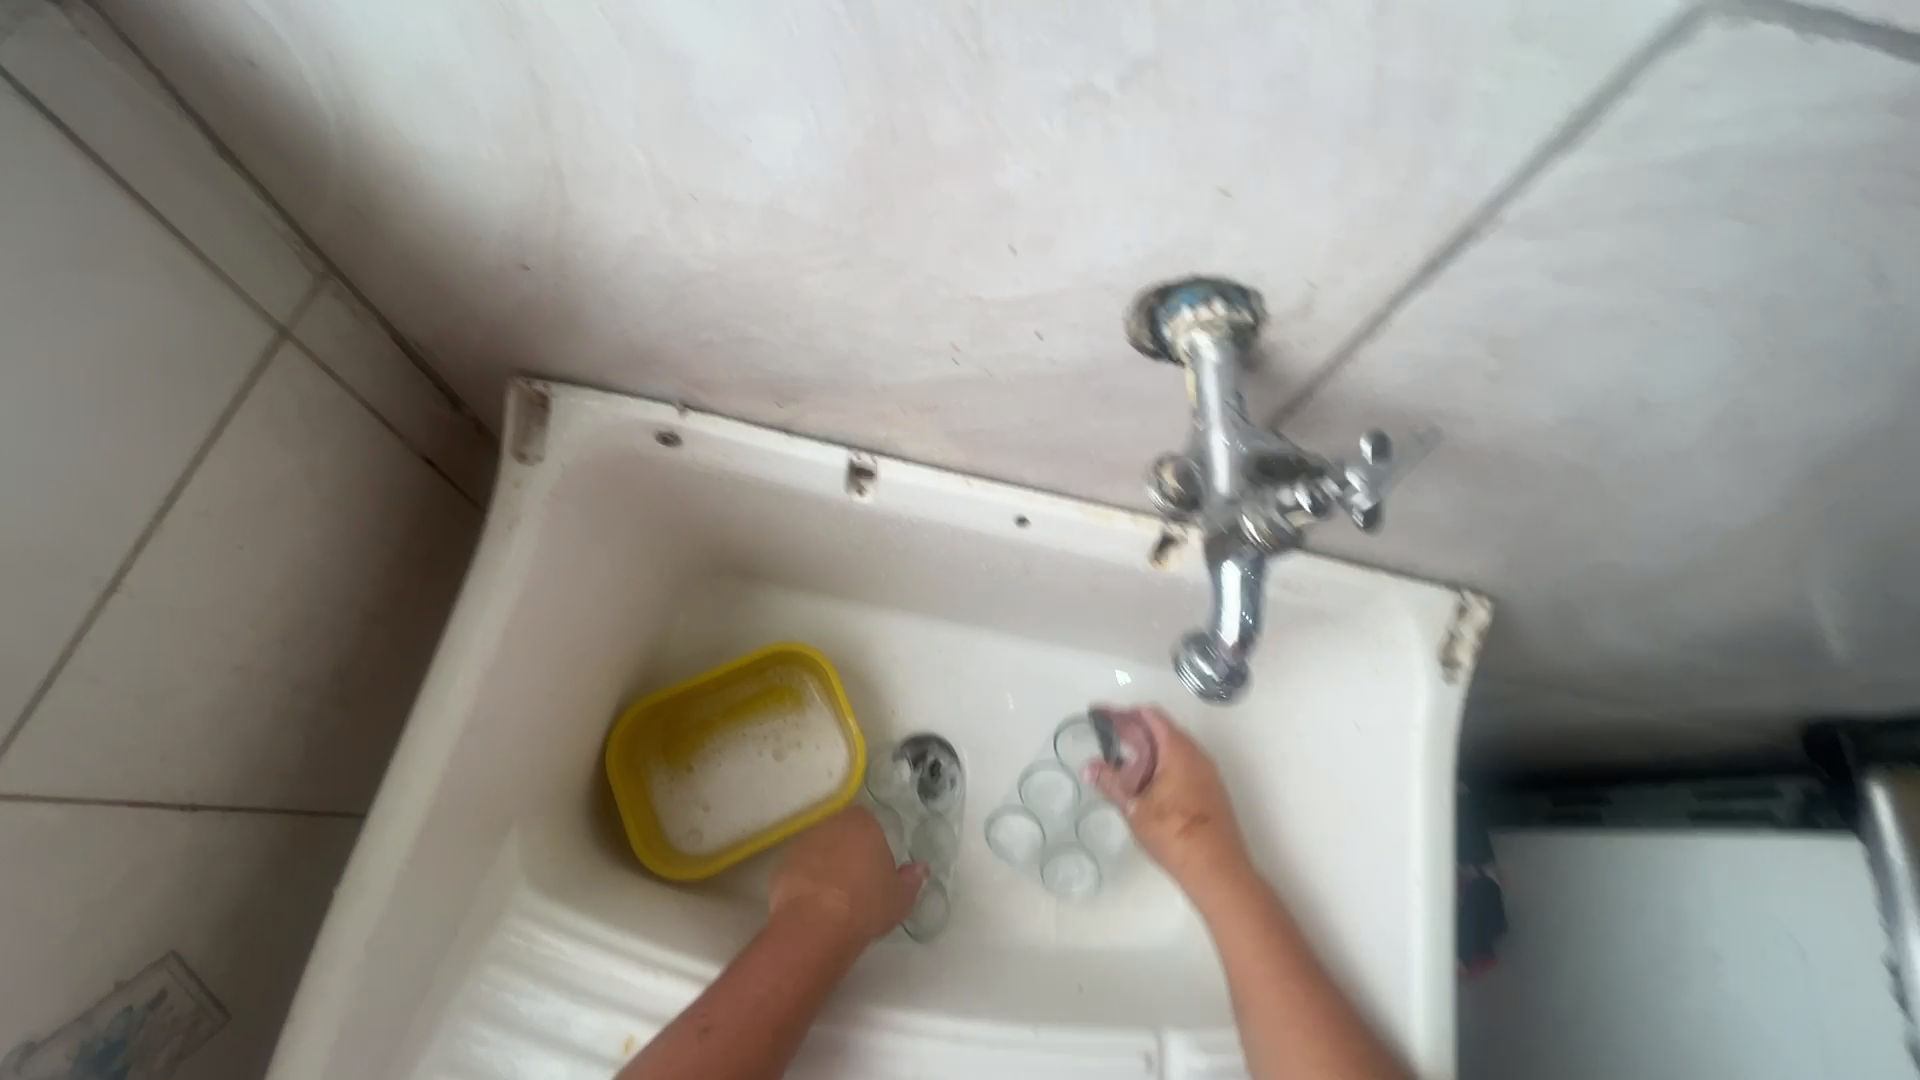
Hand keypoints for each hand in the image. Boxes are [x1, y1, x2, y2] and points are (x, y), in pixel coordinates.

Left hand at [768, 806, 927, 943]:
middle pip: (840, 832)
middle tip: (855, 879)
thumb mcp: (900, 897)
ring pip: (817, 849)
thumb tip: (921, 868)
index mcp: (862, 823)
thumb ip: (911, 879)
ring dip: (823, 864)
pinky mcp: (781, 866)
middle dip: (846, 850)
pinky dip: (804, 881)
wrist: (817, 925)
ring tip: (832, 895)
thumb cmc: (867, 904)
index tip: (874, 864)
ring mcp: (802, 844)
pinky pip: (798, 869)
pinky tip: (812, 904)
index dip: (870, 841)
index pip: (867, 820)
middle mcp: (830, 824)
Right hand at [1085, 706, 1250, 899]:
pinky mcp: (1212, 790)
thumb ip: (1110, 783)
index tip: (1102, 718)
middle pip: (1162, 729)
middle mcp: (1197, 755)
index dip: (1124, 713)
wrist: (1218, 871)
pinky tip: (1147, 783)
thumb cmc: (1174, 834)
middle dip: (1134, 730)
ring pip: (1174, 748)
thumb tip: (1088, 766)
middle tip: (1107, 738)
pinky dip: (1162, 764)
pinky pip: (1184, 764)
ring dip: (1149, 749)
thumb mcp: (1135, 809)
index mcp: (1178, 750)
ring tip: (1123, 761)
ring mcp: (1208, 773)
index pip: (1150, 715)